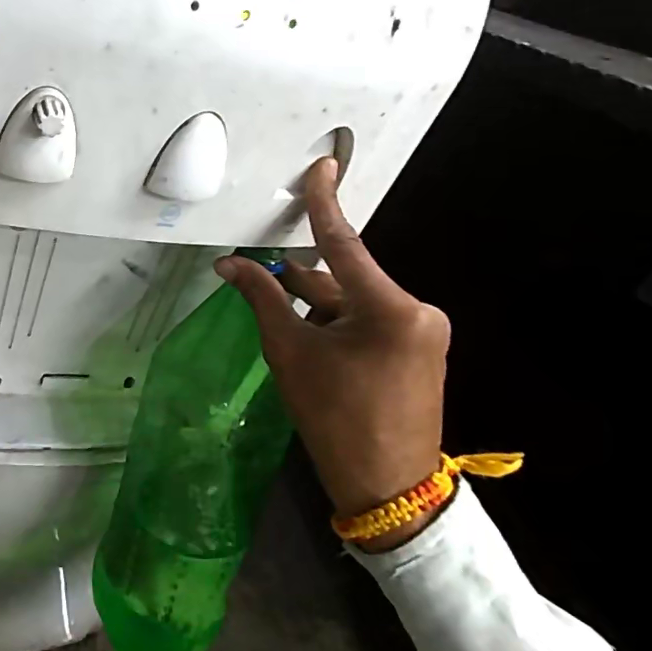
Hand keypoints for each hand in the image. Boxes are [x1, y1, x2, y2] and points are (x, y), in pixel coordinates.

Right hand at [214, 157, 448, 549]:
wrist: (388, 486)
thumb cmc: (335, 417)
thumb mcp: (291, 352)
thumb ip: (262, 298)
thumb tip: (229, 263)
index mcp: (391, 308)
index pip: (345, 243)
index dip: (325, 202)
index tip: (323, 164)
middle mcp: (415, 310)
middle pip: (344, 278)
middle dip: (301, 280)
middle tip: (258, 271)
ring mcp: (422, 331)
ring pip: (354, 300)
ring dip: (315, 304)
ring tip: (277, 316)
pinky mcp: (419, 348)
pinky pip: (368, 319)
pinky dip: (334, 320)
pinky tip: (307, 336)